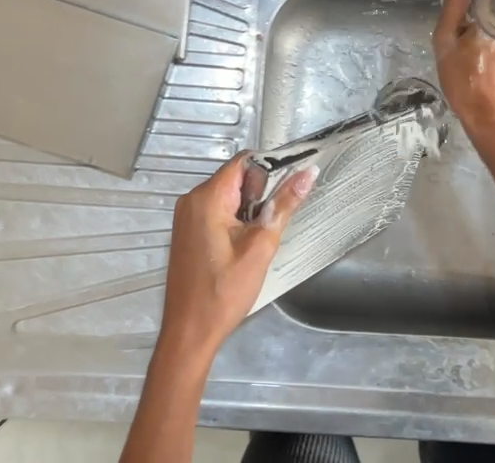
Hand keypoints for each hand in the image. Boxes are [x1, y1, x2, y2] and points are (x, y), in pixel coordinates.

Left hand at [156, 153, 313, 362]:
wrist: (190, 333)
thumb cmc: (224, 292)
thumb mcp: (261, 246)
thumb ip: (284, 204)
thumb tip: (307, 173)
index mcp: (207, 196)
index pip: (244, 160)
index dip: (270, 169)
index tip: (288, 190)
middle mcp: (192, 199)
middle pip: (236, 177)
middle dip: (259, 195)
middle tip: (270, 226)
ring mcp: (187, 216)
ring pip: (228, 196)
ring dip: (248, 211)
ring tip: (257, 241)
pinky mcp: (188, 231)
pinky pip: (217, 212)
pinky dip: (235, 222)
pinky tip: (241, 248)